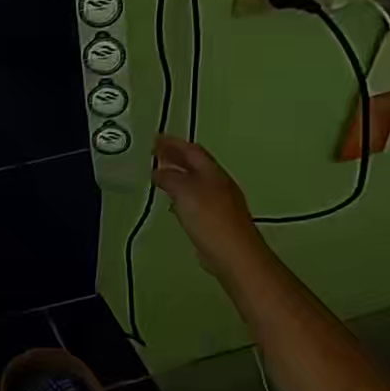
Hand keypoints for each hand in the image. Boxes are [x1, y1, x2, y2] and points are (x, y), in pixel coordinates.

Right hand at [151, 136, 267, 277]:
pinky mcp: (216, 218)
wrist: (233, 252)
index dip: (173, 143)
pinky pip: (196, 196)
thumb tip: (159, 171)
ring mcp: (220, 201)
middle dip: (176, 156)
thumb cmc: (209, 218)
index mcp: (212, 173)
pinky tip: (174, 199)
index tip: (156, 138)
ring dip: (178, 173)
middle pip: (195, 163)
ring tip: (161, 173)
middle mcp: (218, 183)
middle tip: (157, 151)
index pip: (191, 150)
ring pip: (196, 180)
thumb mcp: (184, 191)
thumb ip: (169, 178)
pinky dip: (182, 191)